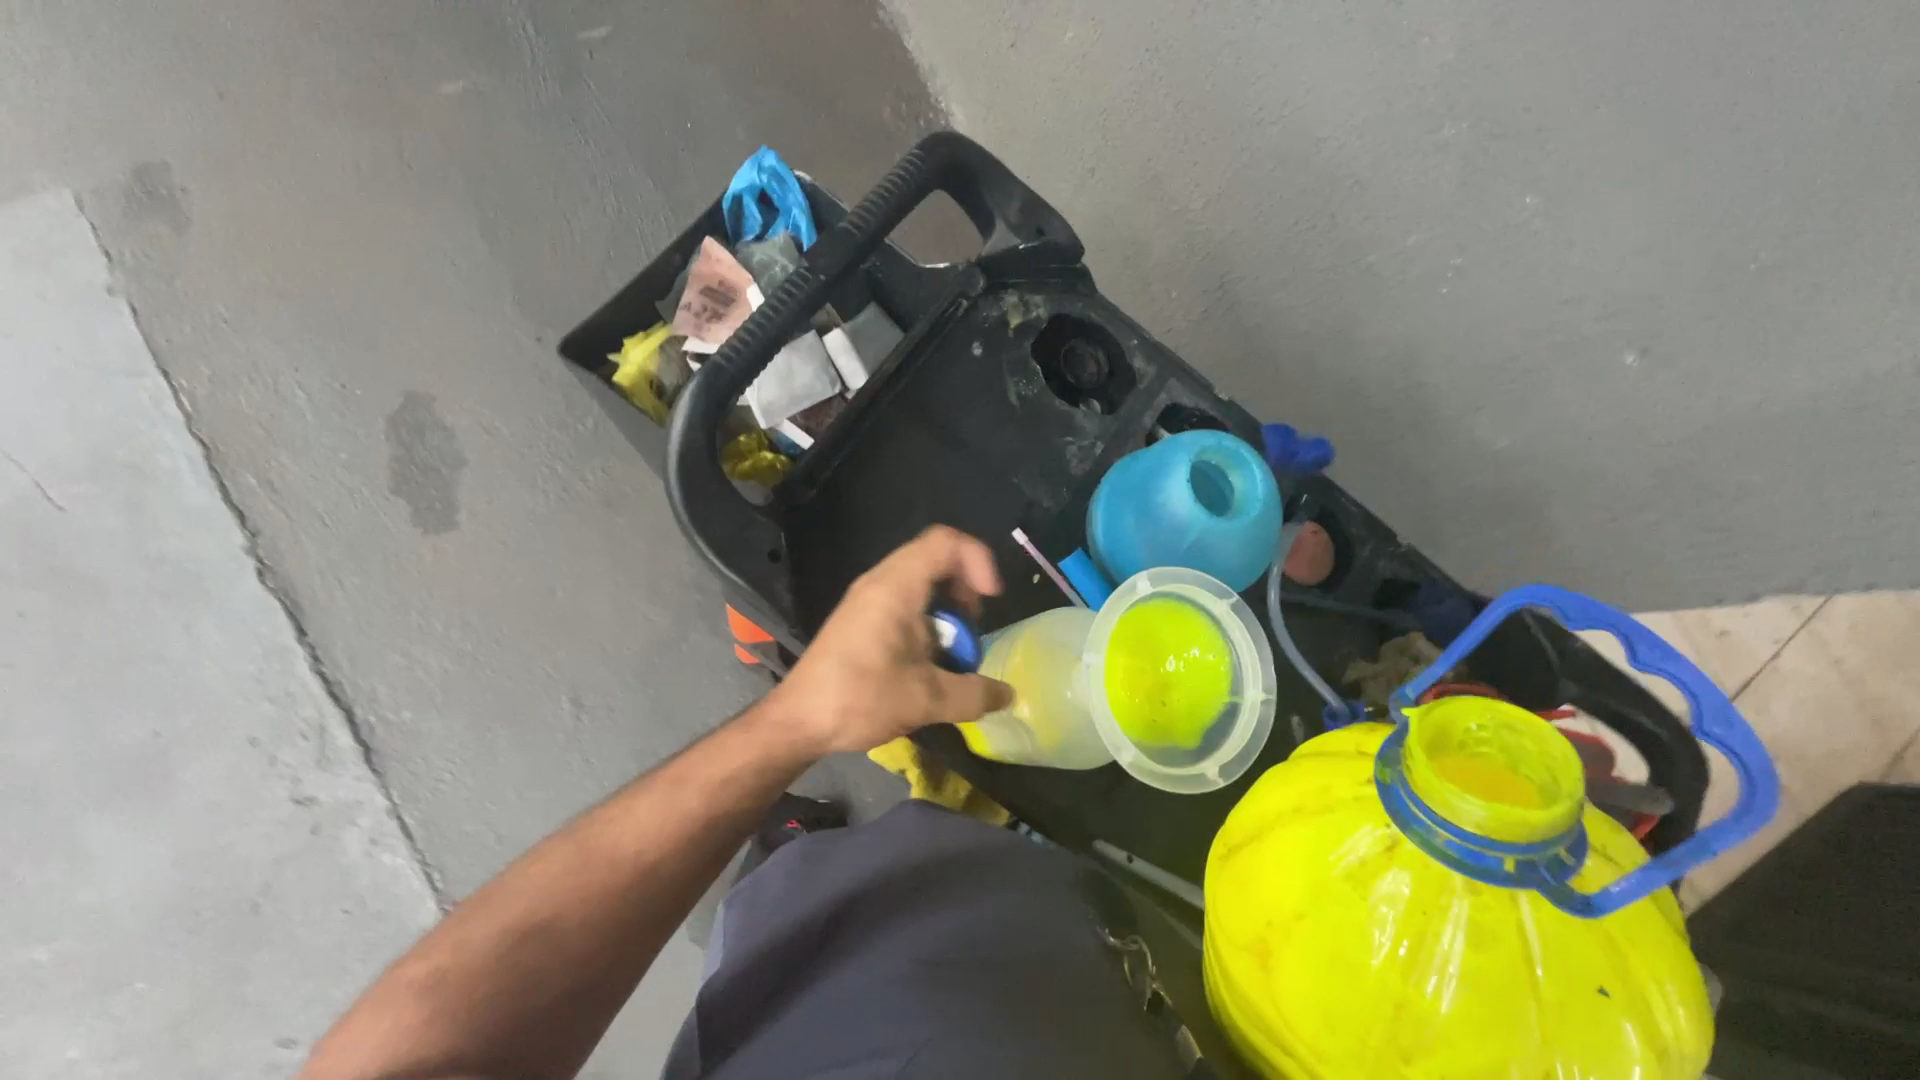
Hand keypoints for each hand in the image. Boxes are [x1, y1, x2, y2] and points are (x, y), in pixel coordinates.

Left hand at [764, 526, 1014, 755]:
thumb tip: (1008, 695)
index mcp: (896, 587)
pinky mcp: (860, 620)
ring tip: (953, 657)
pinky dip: (927, 624)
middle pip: (936, 560)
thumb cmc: (860, 699)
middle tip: (972, 633)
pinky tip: (928, 665)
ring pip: (921, 585)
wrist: (798, 721)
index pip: (946, 542)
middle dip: (965, 592)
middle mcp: (880, 583)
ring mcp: (867, 601)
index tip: (989, 601)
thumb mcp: (927, 700)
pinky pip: (904, 604)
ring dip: (947, 614)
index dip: (978, 561)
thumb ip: (975, 694)